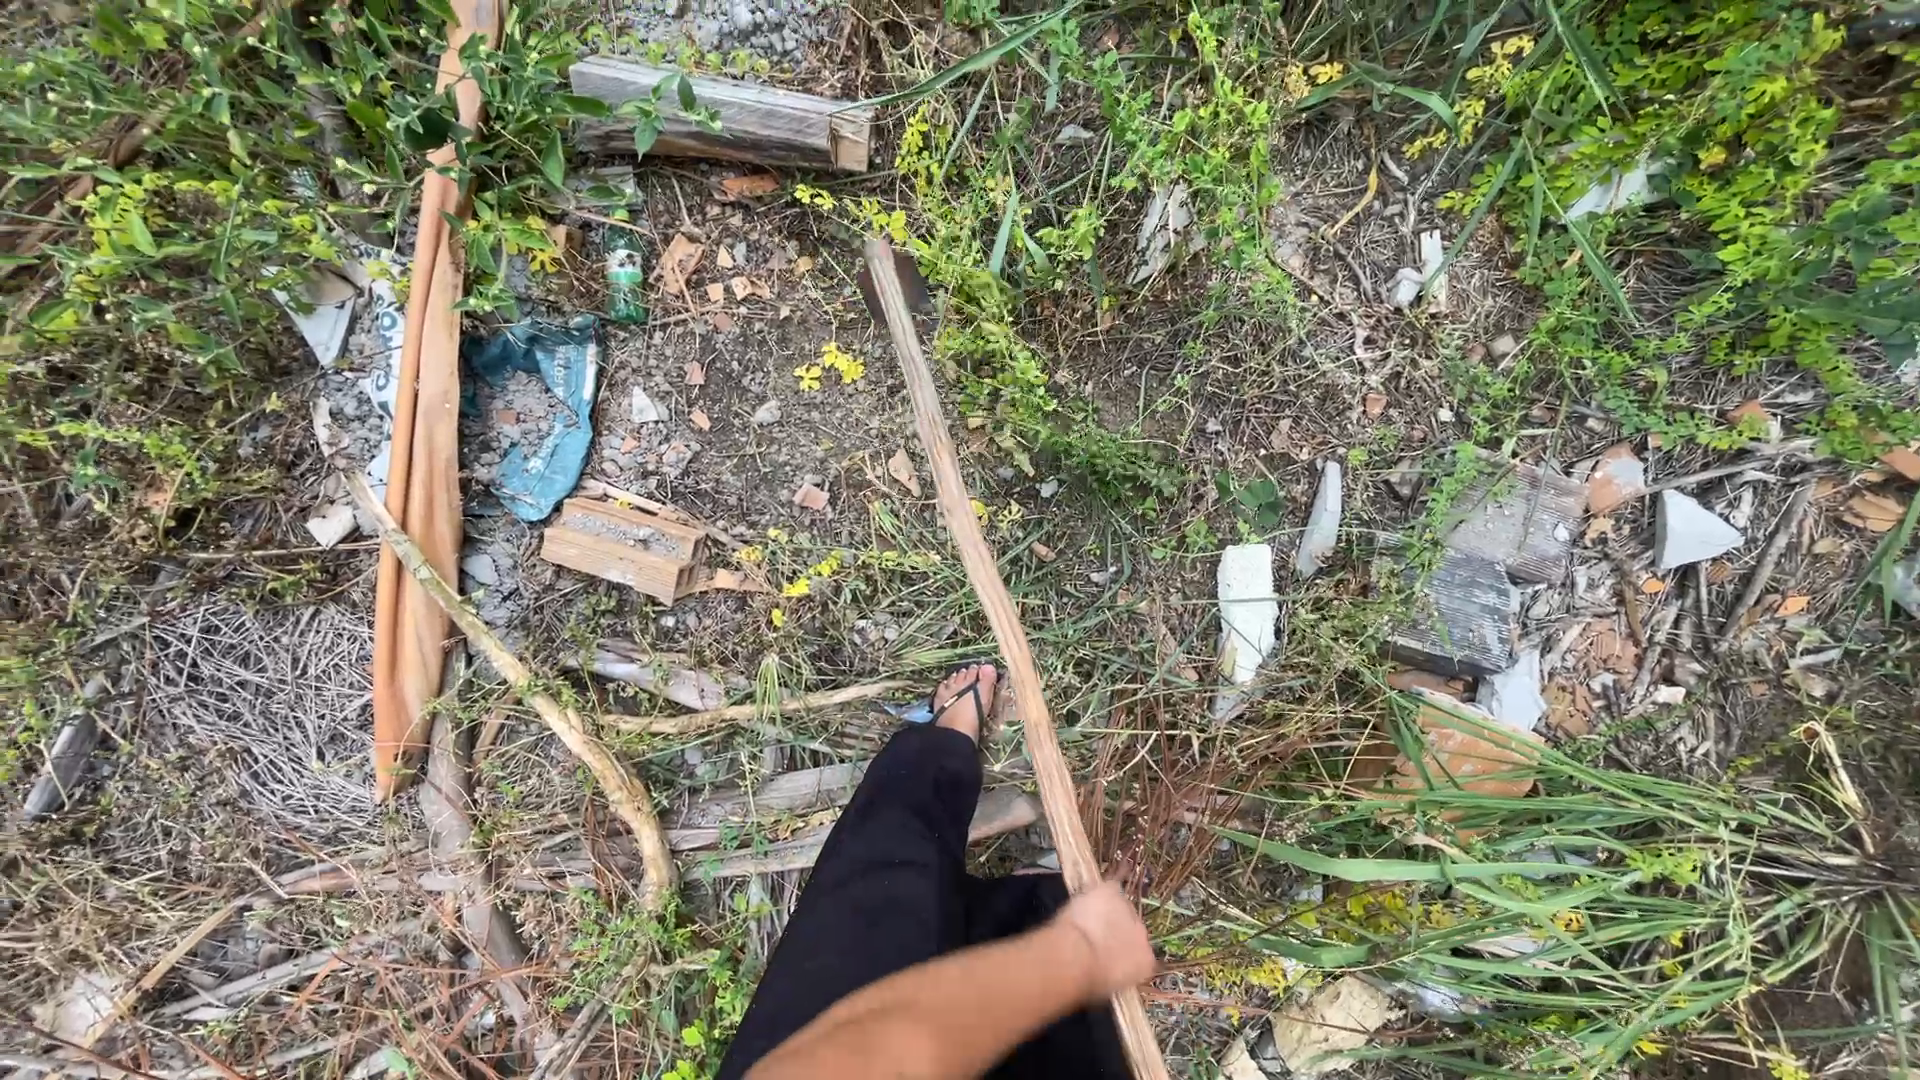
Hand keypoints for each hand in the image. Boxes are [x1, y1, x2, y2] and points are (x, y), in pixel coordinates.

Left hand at [1054, 879, 1156, 999]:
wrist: (1076, 958)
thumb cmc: (1089, 981)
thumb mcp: (1110, 986)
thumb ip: (1117, 971)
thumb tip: (1109, 967)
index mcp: (1146, 962)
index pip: (1139, 953)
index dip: (1122, 951)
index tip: (1108, 953)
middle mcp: (1144, 935)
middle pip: (1131, 927)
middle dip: (1116, 929)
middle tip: (1096, 935)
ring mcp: (1129, 910)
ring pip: (1120, 906)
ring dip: (1107, 910)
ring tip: (1088, 918)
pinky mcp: (1112, 892)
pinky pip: (1110, 887)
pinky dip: (1100, 891)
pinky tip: (1090, 895)